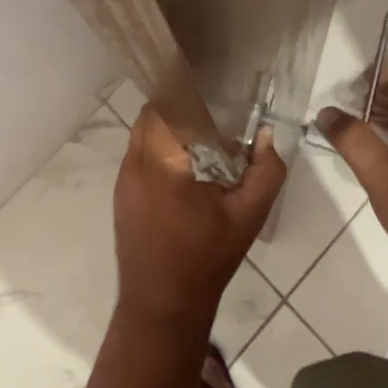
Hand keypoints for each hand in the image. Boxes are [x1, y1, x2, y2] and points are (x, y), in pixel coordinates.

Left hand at [112, 104, 287, 325]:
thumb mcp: (248, 216)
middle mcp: (136, 162)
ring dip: (169, 124)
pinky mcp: (121, 191)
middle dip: (181, 103)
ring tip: (202, 127)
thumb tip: (266, 134)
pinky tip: (186, 158)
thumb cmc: (207, 259)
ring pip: (144, 130)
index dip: (191, 88)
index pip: (170, 103)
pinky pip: (140, 151)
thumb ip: (265, 171)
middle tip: (212, 104)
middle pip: (154, 112)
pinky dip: (160, 144)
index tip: (215, 81)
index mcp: (163, 162)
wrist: (163, 305)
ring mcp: (123, 177)